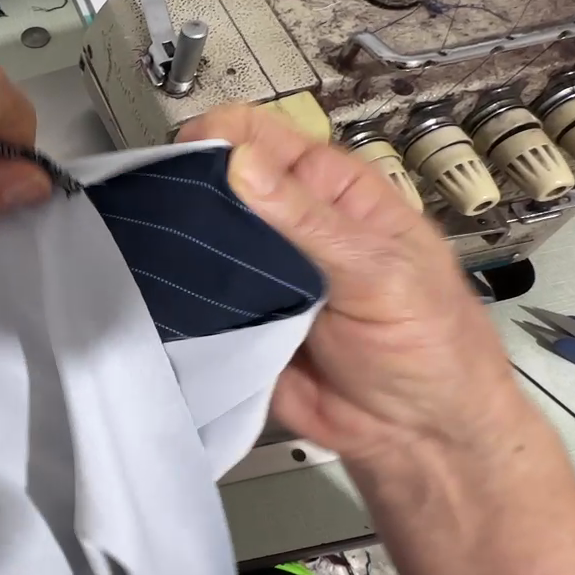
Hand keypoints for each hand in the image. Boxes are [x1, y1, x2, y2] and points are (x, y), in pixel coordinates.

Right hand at [178, 104, 536, 468]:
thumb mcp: (379, 272)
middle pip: (216, 185)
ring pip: (196, 237)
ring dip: (173, 240)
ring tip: (148, 246)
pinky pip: (189, 292)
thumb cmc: (427, 346)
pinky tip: (151, 286)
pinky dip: (171, 288)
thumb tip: (239, 160)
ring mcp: (251, 271)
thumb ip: (308, 219)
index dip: (220, 136)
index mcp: (329, 193)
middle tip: (161, 207)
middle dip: (184, 188)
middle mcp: (283, 225)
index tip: (186, 154)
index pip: (262, 139)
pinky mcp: (229, 315)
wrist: (412, 438)